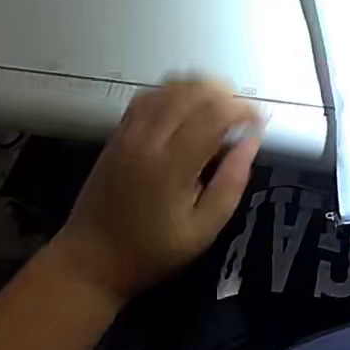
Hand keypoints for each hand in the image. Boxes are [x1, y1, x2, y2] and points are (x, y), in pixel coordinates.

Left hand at [51, 77, 262, 302]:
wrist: (91, 260)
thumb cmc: (153, 251)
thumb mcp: (204, 229)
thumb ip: (231, 183)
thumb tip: (251, 143)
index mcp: (171, 167)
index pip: (212, 116)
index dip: (241, 110)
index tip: (258, 120)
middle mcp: (146, 142)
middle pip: (189, 93)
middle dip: (223, 93)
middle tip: (242, 111)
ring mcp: (127, 135)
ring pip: (166, 89)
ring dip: (198, 88)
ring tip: (220, 103)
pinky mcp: (116, 136)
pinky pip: (145, 98)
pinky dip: (172, 92)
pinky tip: (187, 104)